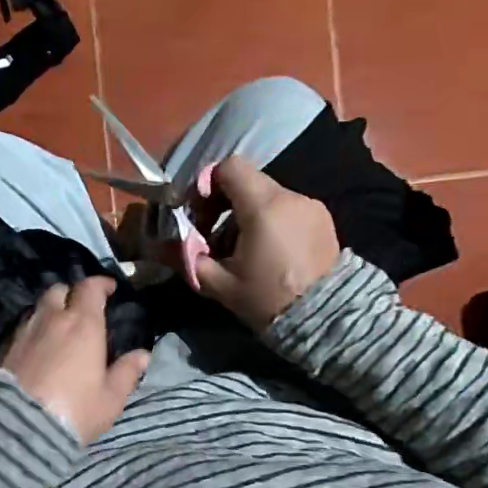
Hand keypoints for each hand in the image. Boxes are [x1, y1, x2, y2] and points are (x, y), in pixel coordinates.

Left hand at [0, 276, 151, 444]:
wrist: (20, 428)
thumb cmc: (76, 410)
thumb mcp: (111, 397)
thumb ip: (127, 372)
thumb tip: (142, 355)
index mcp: (83, 324)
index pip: (90, 288)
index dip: (100, 284)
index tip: (109, 288)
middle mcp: (52, 319)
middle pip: (59, 290)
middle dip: (72, 294)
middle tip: (82, 308)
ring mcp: (24, 332)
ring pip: (38, 308)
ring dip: (51, 311)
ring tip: (60, 328)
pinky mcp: (4, 348)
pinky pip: (23, 328)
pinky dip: (35, 330)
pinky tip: (40, 347)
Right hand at [192, 157, 340, 330]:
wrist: (325, 319)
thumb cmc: (268, 300)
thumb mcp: (221, 285)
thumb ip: (190, 259)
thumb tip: (162, 246)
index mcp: (263, 207)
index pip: (229, 167)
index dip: (208, 184)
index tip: (200, 214)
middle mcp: (290, 197)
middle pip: (249, 182)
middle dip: (226, 204)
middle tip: (216, 238)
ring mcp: (311, 207)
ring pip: (269, 197)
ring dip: (249, 215)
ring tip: (244, 251)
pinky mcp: (324, 220)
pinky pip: (289, 210)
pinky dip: (273, 222)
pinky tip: (270, 254)